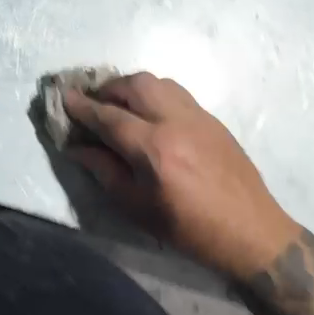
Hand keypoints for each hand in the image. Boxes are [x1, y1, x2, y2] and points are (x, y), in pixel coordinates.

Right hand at [62, 73, 300, 279]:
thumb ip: (104, 171)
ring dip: (131, 88)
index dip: (82, 107)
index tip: (62, 98)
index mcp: (154, 149)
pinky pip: (176, 92)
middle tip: (92, 105)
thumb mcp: (136, 207)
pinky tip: (147, 113)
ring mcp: (198, 117)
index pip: (108, 117)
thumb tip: (77, 147)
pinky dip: (154, 94)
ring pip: (157, 82)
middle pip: (134, 85)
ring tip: (119, 106)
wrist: (251, 232)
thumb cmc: (188, 229)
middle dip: (107, 90)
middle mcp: (176, 123)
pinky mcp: (212, 119)